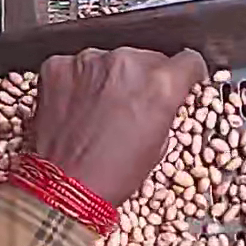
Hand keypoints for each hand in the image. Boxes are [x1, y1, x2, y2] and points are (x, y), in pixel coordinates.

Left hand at [32, 47, 208, 206]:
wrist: (63, 187)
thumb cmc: (112, 176)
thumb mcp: (157, 147)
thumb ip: (164, 110)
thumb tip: (161, 99)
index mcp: (160, 85)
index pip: (187, 61)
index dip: (186, 73)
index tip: (182, 78)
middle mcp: (126, 64)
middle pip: (147, 57)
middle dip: (143, 79)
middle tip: (131, 107)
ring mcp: (88, 62)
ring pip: (110, 60)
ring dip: (109, 78)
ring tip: (99, 112)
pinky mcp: (58, 67)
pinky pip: (76, 67)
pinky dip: (78, 82)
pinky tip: (76, 109)